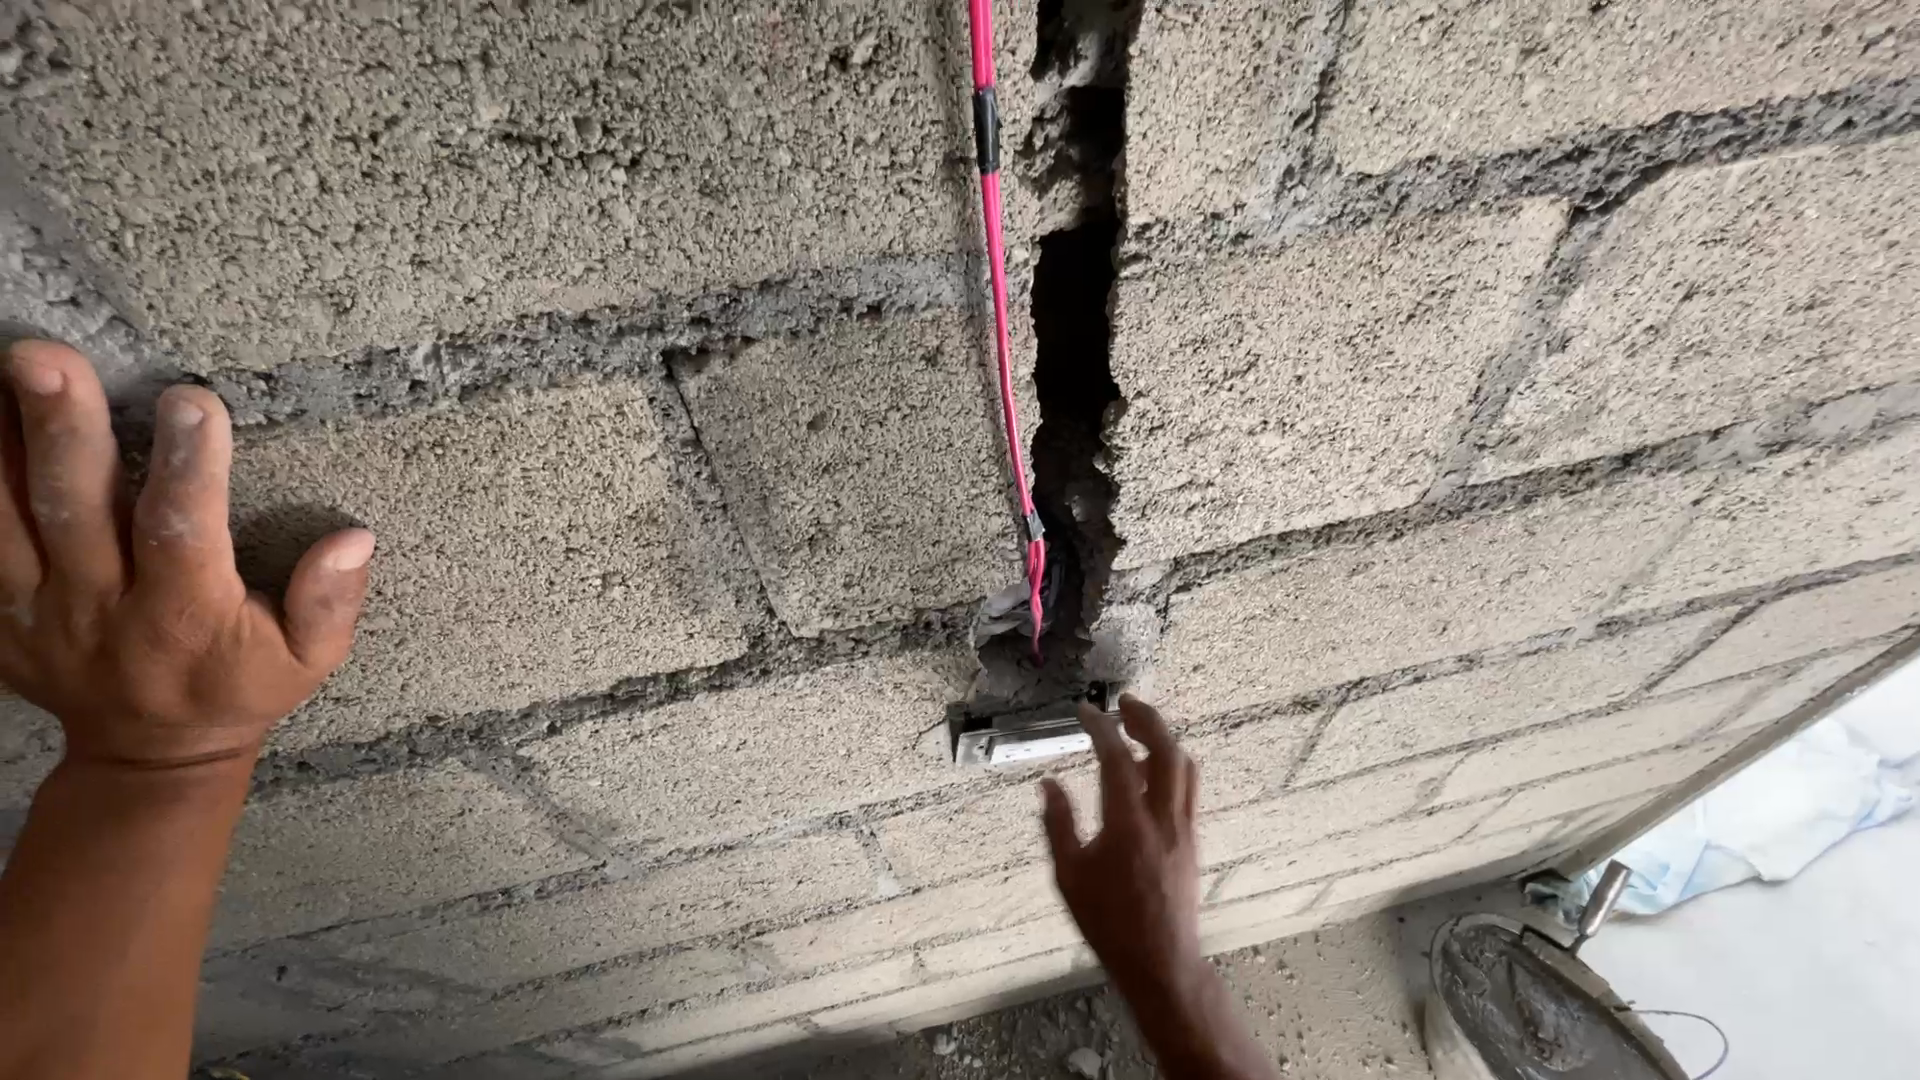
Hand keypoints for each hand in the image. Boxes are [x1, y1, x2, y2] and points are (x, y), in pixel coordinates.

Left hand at [0, 340, 373, 767]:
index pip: (183, 530)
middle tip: (47, 359)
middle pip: (72, 510)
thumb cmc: (246, 690)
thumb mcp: (313, 659)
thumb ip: (331, 601)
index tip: (193, 401)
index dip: (188, 465)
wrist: (150, 750)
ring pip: (1, 516)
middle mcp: (100, 606)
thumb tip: (355, 538)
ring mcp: (34, 608)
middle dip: (61, 431)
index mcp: (185, 615)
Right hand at [1040, 694, 1202, 993]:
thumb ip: (1058, 824)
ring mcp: (1183, 828)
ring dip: (1163, 737)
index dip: (1100, 728)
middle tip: (1123, 703)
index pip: (1118, 758)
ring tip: (1137, 726)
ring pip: (1185, 766)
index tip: (1085, 711)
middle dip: (1147, 718)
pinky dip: (1171, 762)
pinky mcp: (1191, 839)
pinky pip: (1188, 787)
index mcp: (1128, 824)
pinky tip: (1151, 766)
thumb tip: (1048, 784)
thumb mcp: (1068, 875)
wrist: (1160, 962)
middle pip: (1167, 751)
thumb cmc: (1109, 922)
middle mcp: (1163, 819)